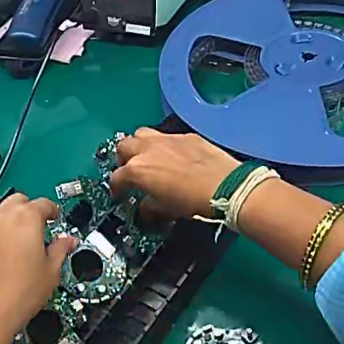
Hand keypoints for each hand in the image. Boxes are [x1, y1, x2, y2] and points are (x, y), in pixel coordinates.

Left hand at [0, 194, 77, 343]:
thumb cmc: (16, 297)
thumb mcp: (51, 273)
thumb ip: (60, 250)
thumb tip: (67, 243)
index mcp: (25, 218)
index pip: (43, 203)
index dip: (52, 211)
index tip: (54, 217)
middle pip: (17, 202)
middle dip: (28, 211)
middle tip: (36, 231)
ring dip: (6, 224)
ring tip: (16, 250)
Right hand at [109, 127, 241, 219]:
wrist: (226, 187)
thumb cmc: (193, 201)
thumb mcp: (165, 209)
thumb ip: (149, 206)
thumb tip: (146, 210)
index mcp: (137, 169)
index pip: (117, 177)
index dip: (117, 188)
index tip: (120, 194)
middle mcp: (147, 149)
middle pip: (123, 147)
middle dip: (123, 159)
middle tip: (130, 170)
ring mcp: (167, 139)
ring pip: (141, 134)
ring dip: (139, 145)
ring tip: (147, 157)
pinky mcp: (186, 136)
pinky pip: (167, 136)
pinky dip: (164, 145)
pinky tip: (174, 156)